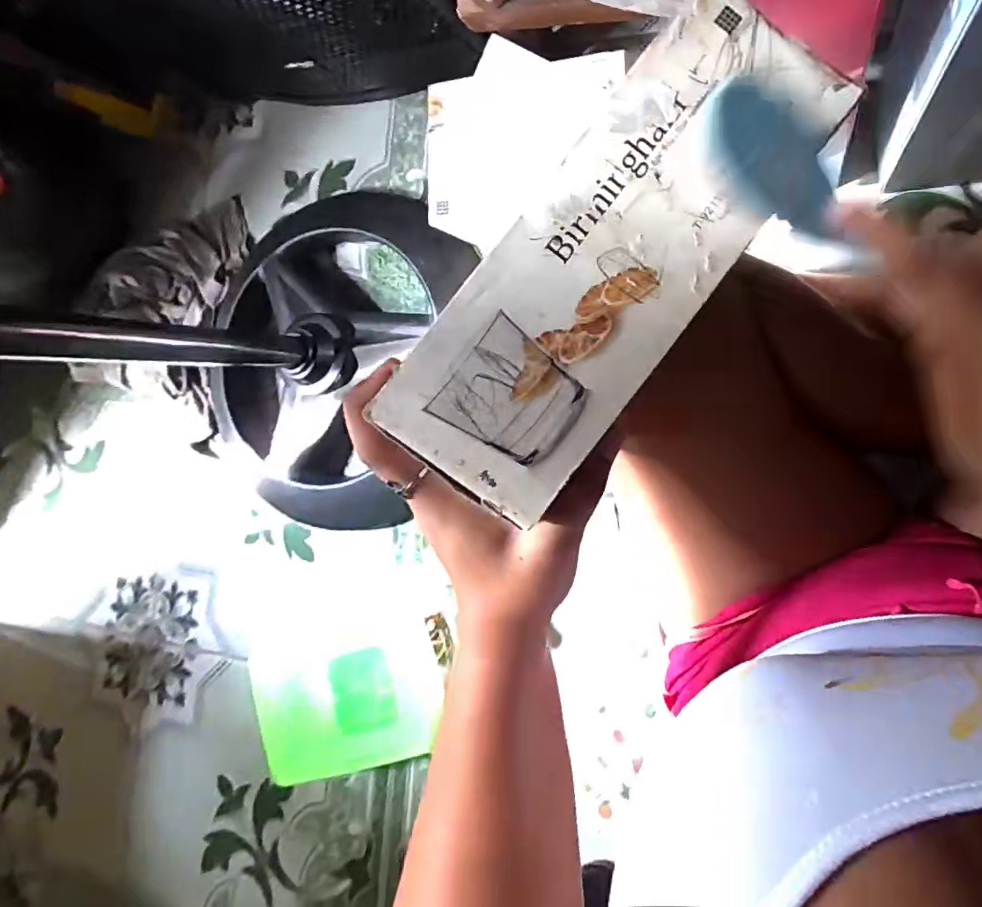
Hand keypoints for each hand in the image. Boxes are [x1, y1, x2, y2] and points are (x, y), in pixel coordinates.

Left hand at [342, 362, 617, 639]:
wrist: (507, 628)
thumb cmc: (516, 588)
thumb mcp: (555, 536)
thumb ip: (584, 486)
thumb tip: (611, 430)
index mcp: (436, 493)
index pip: (376, 442)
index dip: (370, 397)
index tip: (399, 364)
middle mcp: (434, 486)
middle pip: (403, 425)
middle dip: (425, 384)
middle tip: (472, 353)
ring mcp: (448, 494)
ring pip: (431, 438)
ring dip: (452, 403)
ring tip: (500, 373)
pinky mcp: (466, 501)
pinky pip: (459, 454)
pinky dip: (479, 428)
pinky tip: (523, 415)